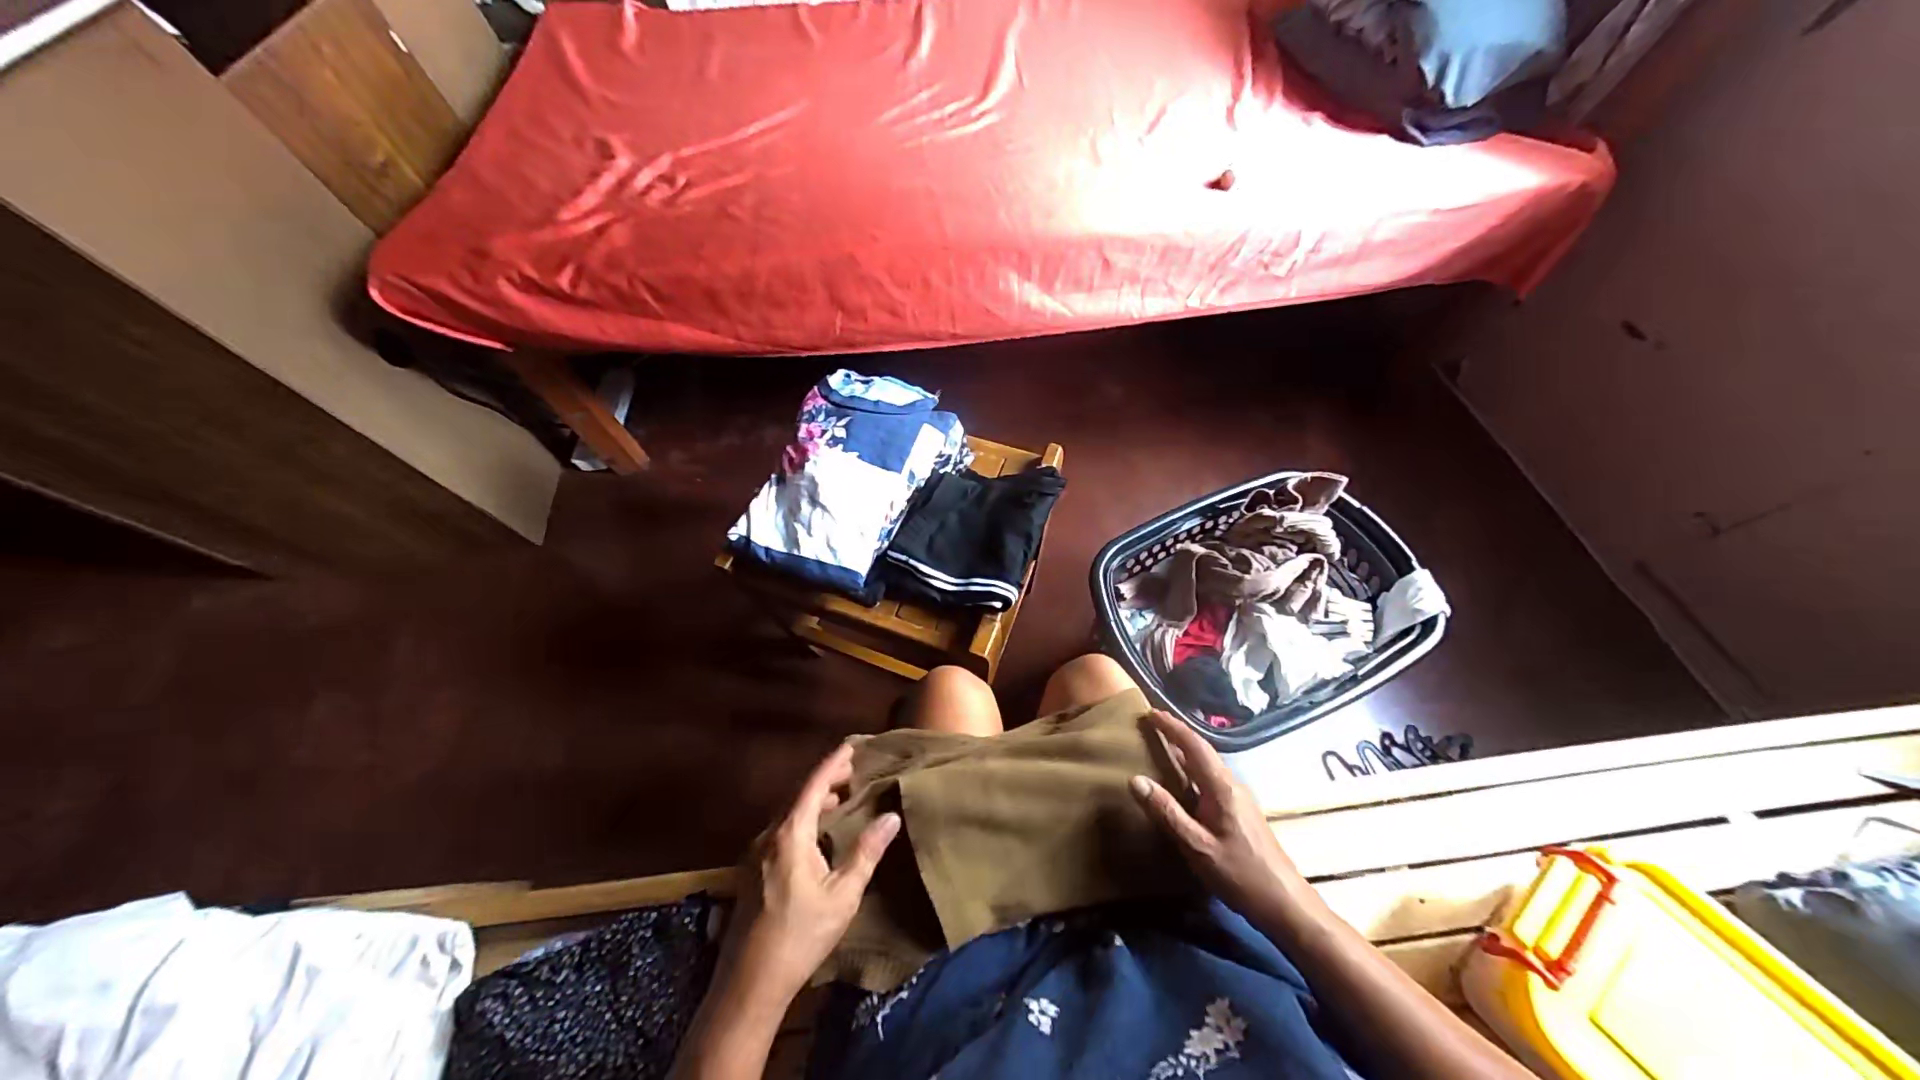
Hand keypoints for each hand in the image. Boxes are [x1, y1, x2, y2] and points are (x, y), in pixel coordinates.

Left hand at [725, 743, 899, 1001]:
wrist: (750, 982)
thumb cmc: (801, 935)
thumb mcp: (843, 894)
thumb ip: (866, 852)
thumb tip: (891, 816)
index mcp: (790, 834)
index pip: (813, 785)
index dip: (833, 763)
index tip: (851, 746)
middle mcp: (769, 836)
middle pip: (798, 795)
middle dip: (825, 779)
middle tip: (852, 770)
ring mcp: (757, 854)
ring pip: (789, 814)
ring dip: (813, 801)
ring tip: (840, 797)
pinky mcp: (753, 871)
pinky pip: (782, 830)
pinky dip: (803, 819)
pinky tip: (817, 833)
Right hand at [1129, 710, 1314, 924]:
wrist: (1284, 902)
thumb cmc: (1239, 873)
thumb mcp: (1196, 845)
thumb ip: (1166, 812)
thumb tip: (1135, 779)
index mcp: (1221, 787)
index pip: (1194, 746)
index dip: (1171, 727)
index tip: (1149, 712)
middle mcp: (1232, 785)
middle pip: (1202, 750)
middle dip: (1176, 734)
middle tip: (1151, 724)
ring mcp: (1239, 798)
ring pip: (1208, 765)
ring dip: (1185, 751)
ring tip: (1162, 745)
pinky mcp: (1240, 812)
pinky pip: (1211, 779)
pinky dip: (1192, 768)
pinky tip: (1183, 781)